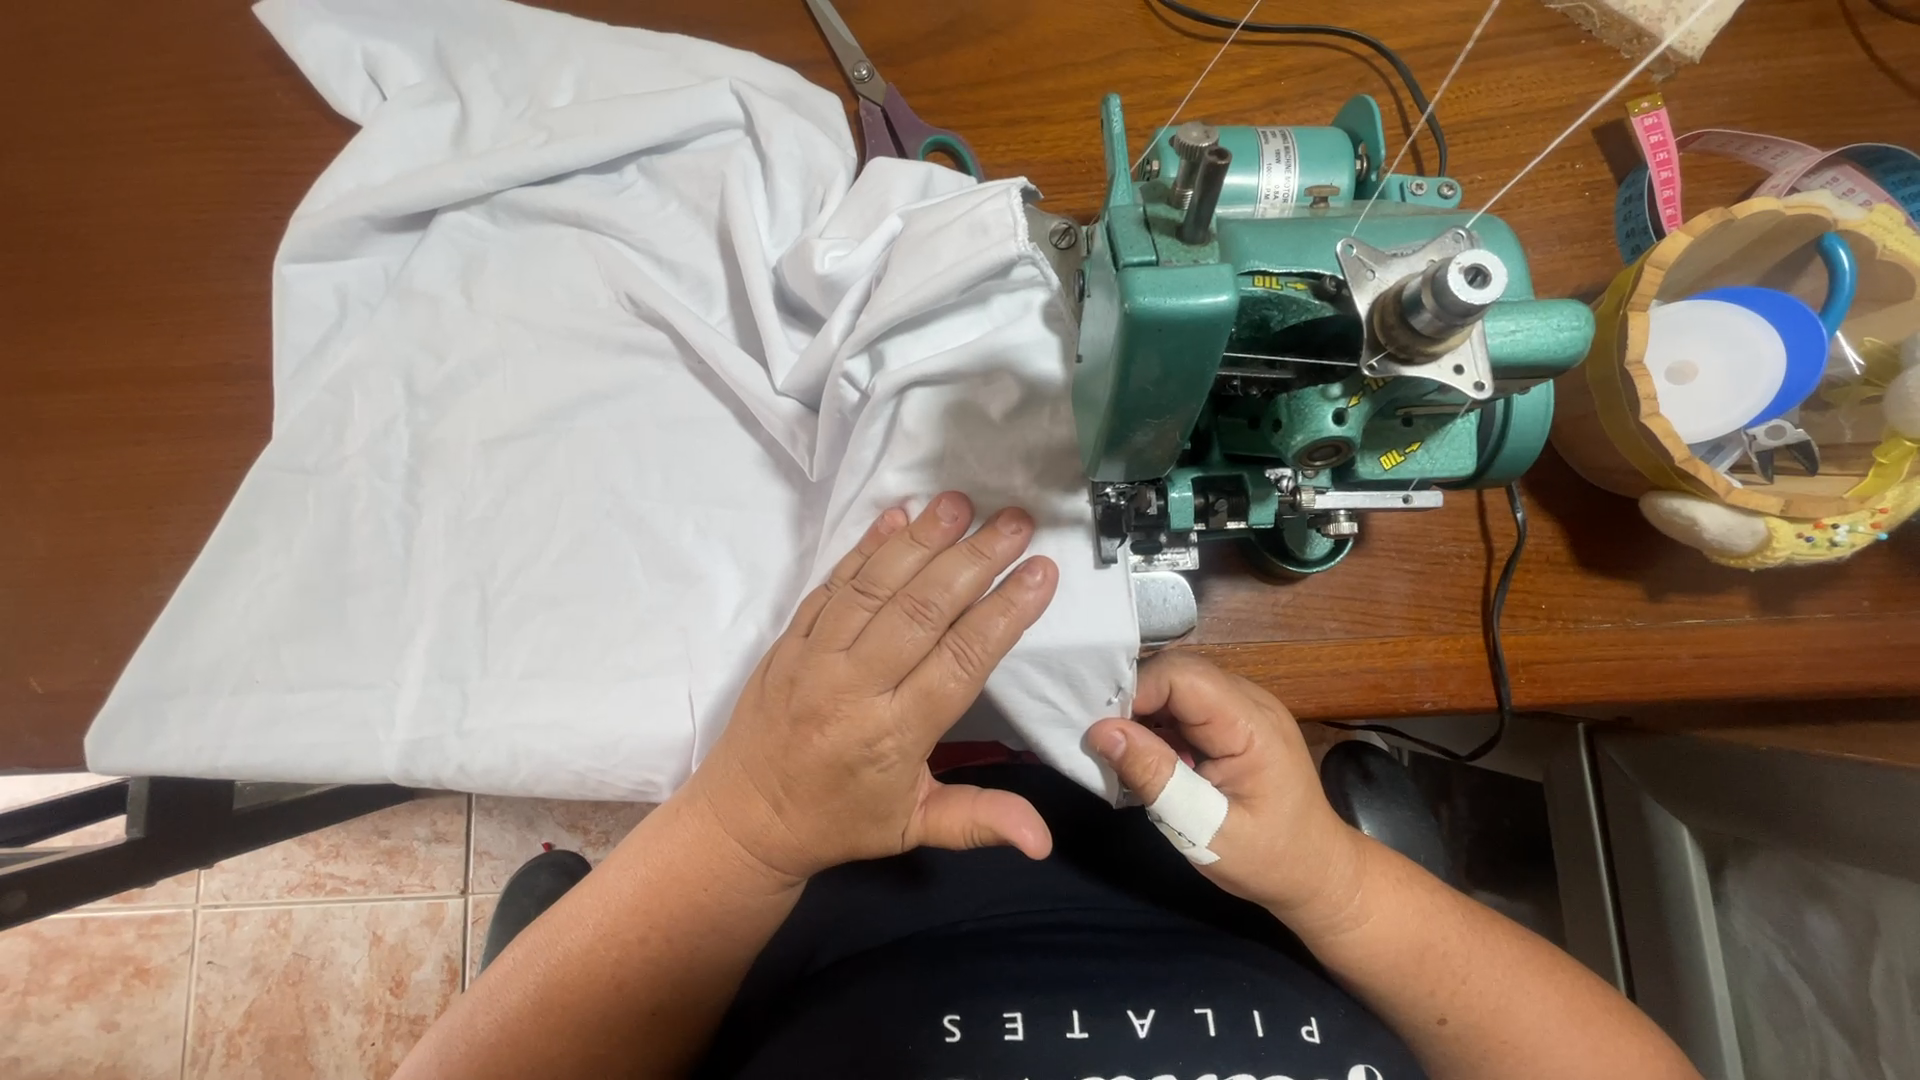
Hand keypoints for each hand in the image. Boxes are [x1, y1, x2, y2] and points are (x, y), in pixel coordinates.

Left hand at [683, 492, 1058, 883]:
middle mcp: (853, 686)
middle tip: (1015, 520)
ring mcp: (814, 655)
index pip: (959, 660)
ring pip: (875, 586)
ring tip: (960, 501)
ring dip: (920, 539)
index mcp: (893, 733)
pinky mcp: (788, 639)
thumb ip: (978, 820)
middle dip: (973, 559)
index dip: (1003, 612)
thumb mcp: (911, 829)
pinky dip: (863, 548)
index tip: (1040, 571)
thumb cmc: (837, 821)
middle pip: (921, 609)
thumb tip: (1045, 842)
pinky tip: (896, 517)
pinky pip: (830, 585)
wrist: (742, 819)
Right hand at [1085, 653, 1366, 933]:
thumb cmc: (1268, 859)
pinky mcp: (1232, 718)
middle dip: (1133, 699)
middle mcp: (1249, 701)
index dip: (1136, 692)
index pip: (1180, 675)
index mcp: (1251, 724)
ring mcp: (1242, 706)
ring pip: (1176, 682)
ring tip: (1121, 750)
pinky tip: (1146, 754)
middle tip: (1105, 741)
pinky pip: (1184, 701)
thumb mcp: (1204, 830)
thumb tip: (1101, 732)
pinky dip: (1156, 721)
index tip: (1104, 730)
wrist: (1318, 873)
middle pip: (1176, 671)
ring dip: (1142, 710)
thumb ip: (1155, 777)